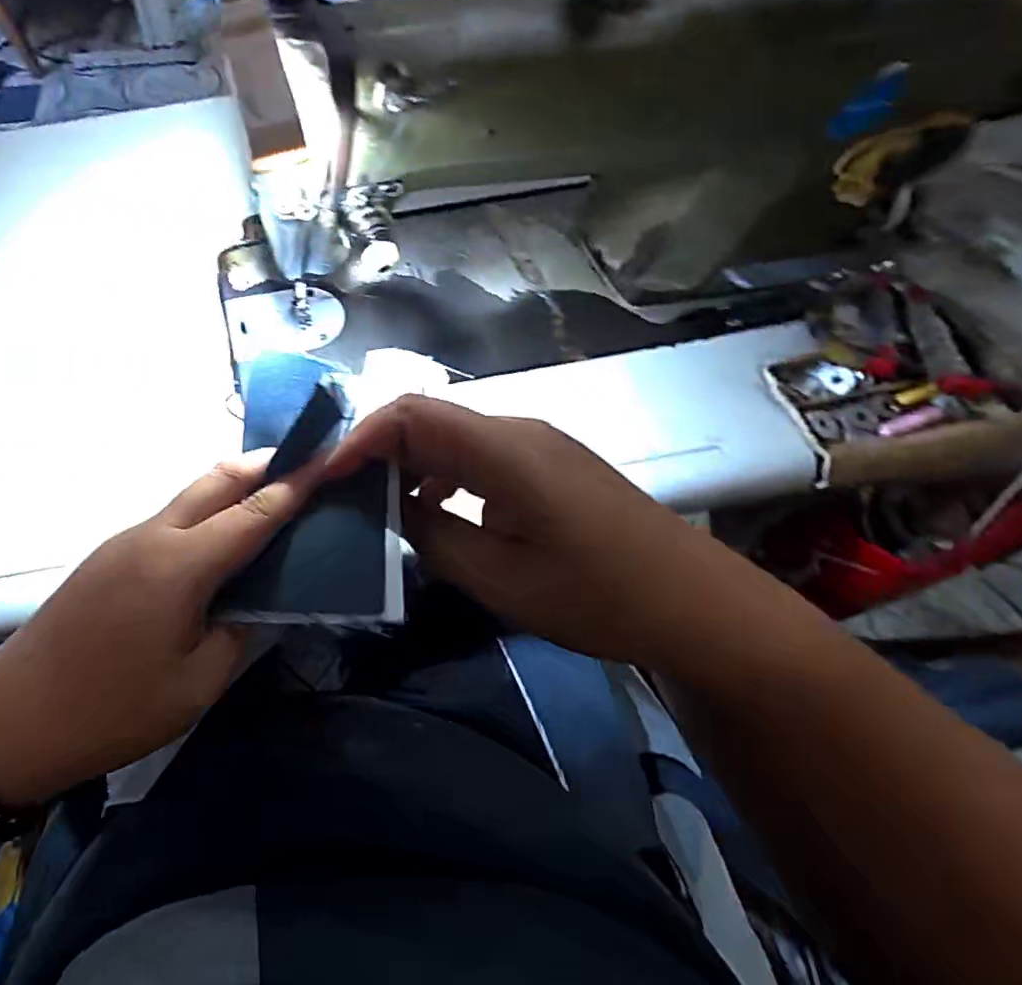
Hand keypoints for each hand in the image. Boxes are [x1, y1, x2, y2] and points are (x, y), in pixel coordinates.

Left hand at [0, 452, 321, 803]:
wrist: (13, 719)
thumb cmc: (113, 710)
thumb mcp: (197, 684)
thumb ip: (240, 630)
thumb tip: (262, 598)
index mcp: (180, 566)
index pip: (252, 513)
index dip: (294, 487)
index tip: (326, 462)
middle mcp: (153, 536)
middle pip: (215, 481)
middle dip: (262, 466)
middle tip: (303, 465)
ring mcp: (125, 541)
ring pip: (190, 495)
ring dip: (232, 486)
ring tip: (271, 496)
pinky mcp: (109, 555)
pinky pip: (170, 517)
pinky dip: (205, 511)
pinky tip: (221, 536)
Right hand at [325, 395, 812, 669]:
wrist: (696, 606)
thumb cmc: (597, 596)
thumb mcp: (497, 578)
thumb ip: (431, 534)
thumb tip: (390, 507)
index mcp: (503, 450)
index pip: (410, 414)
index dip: (359, 439)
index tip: (325, 478)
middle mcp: (518, 430)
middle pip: (428, 419)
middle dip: (376, 452)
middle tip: (342, 496)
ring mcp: (538, 444)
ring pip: (451, 436)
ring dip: (409, 465)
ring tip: (380, 509)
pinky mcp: (549, 464)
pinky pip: (479, 455)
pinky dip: (443, 475)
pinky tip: (436, 511)